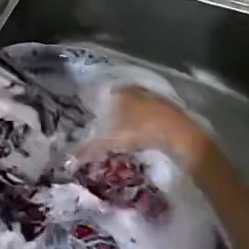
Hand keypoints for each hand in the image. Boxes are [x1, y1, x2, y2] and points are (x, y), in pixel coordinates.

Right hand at [78, 84, 213, 172]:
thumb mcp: (115, 140)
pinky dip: (151, 117)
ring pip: (143, 101)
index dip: (107, 99)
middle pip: (128, 94)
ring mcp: (158, 97)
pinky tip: (149, 129)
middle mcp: (141, 90)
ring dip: (137, 111)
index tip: (102, 109)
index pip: (113, 91)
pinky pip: (156, 110)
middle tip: (114, 118)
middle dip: (122, 104)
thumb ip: (92, 147)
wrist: (179, 134)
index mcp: (126, 92)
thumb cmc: (143, 131)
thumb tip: (69, 157)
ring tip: (131, 125)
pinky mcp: (172, 108)